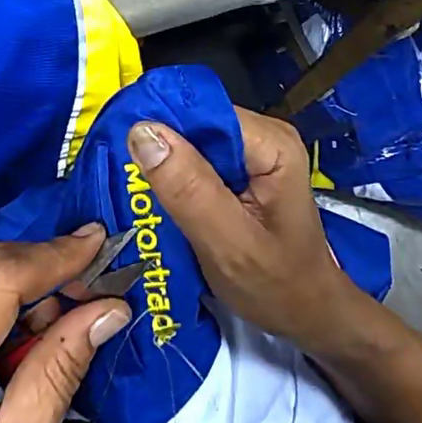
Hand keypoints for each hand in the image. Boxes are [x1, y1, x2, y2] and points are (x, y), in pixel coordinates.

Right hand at [128, 110, 367, 352]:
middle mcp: (267, 138)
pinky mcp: (244, 173)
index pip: (206, 113)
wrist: (307, 309)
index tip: (114, 147)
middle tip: (114, 176)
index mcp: (273, 145)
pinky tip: (153, 200)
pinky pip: (201, 163)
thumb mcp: (228, 244)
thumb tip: (143, 131)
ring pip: (195, 143)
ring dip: (163, 165)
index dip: (161, 125)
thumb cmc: (276, 284)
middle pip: (199, 124)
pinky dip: (176, 180)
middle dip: (158, 146)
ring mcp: (256, 154)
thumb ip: (189, 189)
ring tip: (126, 189)